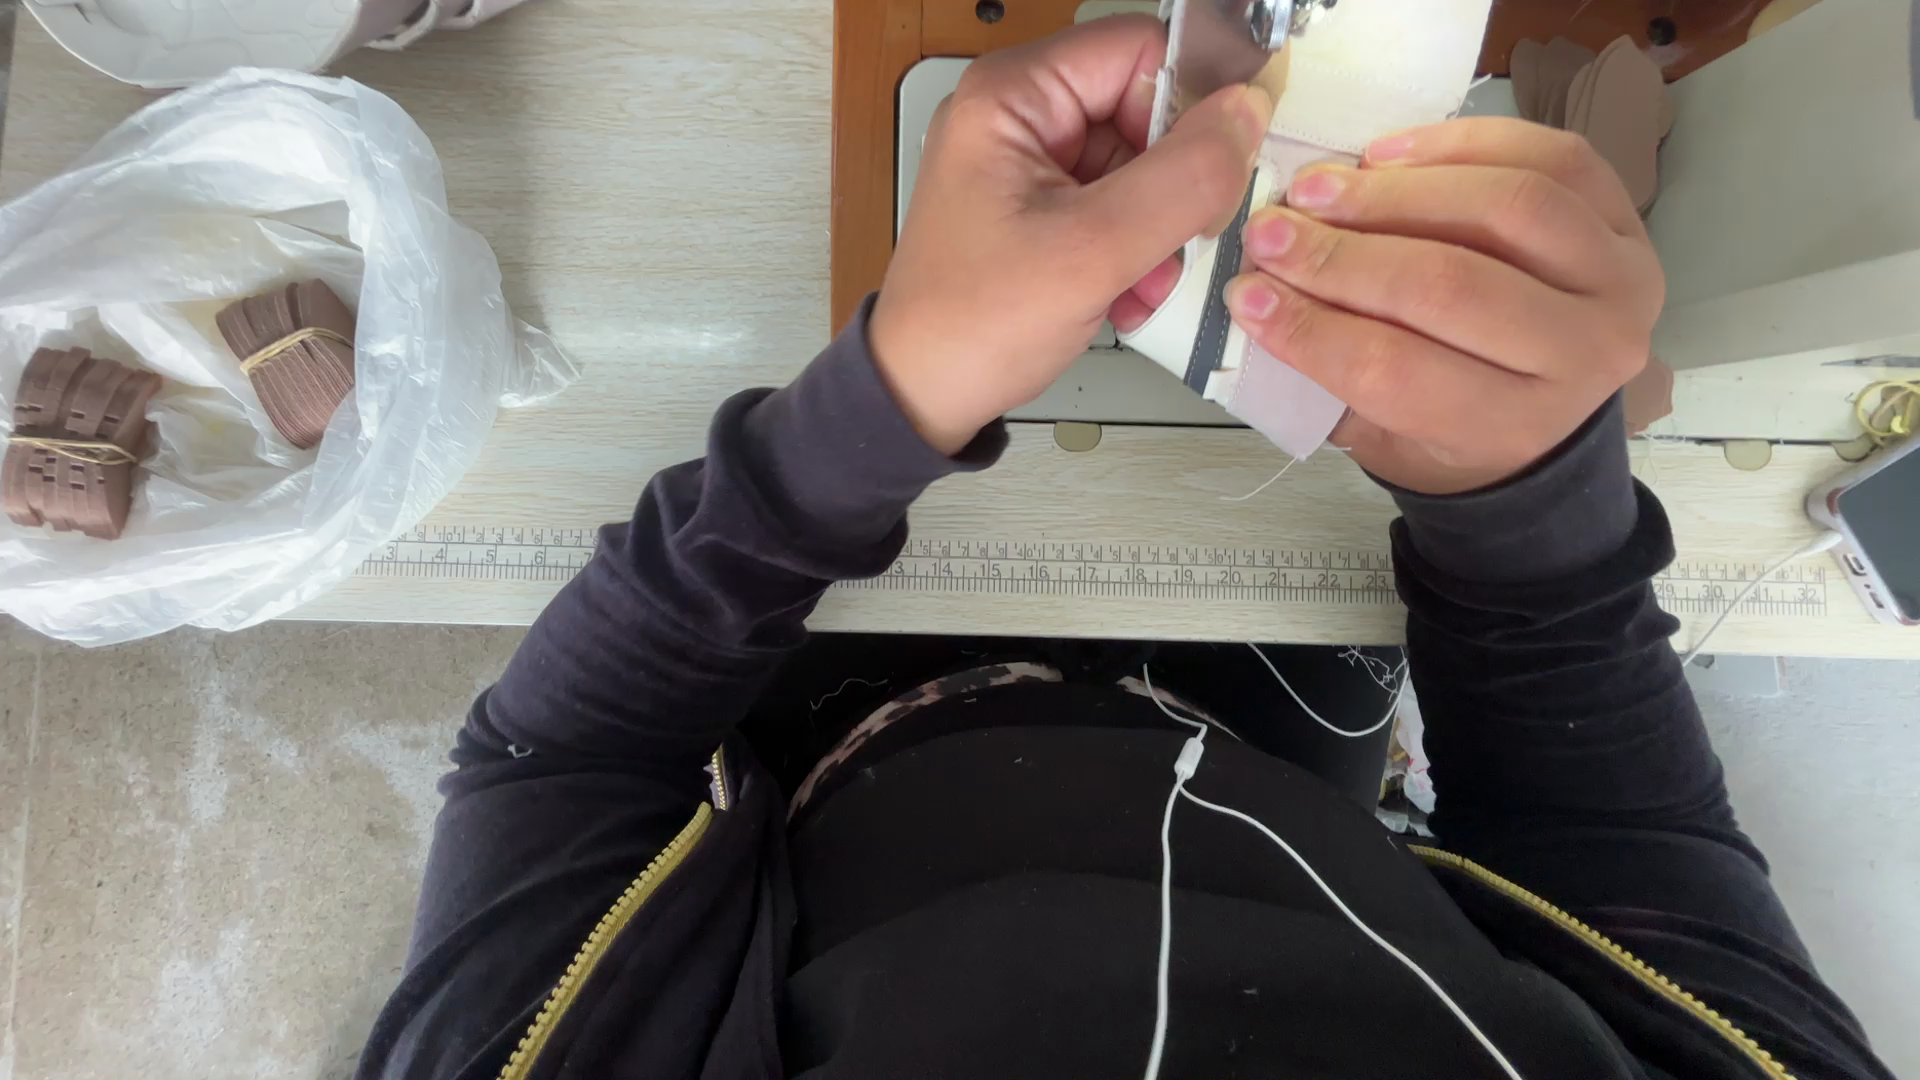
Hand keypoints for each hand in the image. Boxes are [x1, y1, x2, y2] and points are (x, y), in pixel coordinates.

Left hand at [869, 15, 1273, 453]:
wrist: (923, 397)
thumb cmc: (977, 326)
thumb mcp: (1093, 251)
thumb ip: (1182, 178)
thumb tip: (1247, 113)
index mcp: (1012, 98)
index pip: (1138, 51)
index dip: (1191, 104)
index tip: (1217, 169)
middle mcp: (1015, 122)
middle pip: (1138, 114)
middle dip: (1170, 188)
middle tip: (1174, 247)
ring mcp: (1021, 174)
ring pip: (1130, 172)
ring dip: (1153, 233)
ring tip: (1142, 287)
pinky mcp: (1030, 219)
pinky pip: (1105, 212)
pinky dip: (1127, 253)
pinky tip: (1124, 298)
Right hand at [1222, 118, 1664, 493]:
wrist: (1539, 425)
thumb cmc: (1439, 437)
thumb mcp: (1378, 437)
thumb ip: (1327, 375)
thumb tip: (1259, 297)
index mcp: (1503, 426)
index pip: (1390, 369)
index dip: (1308, 329)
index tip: (1244, 295)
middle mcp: (1579, 354)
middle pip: (1447, 286)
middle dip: (1340, 256)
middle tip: (1268, 233)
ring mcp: (1620, 278)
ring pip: (1502, 210)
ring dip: (1393, 193)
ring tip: (1316, 188)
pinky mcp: (1629, 220)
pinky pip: (1550, 157)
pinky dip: (1460, 145)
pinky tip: (1383, 154)